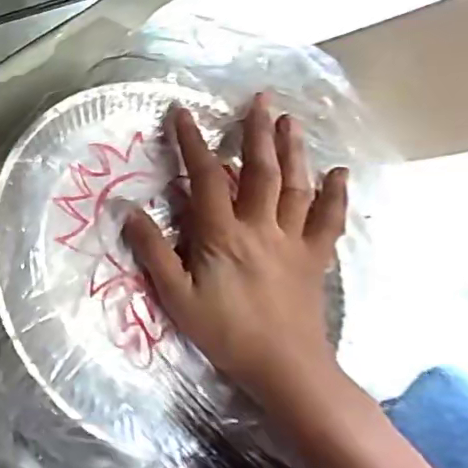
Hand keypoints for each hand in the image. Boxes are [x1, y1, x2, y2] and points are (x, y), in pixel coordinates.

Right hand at [123, 93, 349, 406]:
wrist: (286, 367)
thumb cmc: (223, 330)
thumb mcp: (174, 293)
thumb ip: (152, 249)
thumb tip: (129, 209)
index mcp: (222, 234)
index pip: (207, 177)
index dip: (193, 143)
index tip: (182, 113)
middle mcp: (261, 228)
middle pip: (263, 172)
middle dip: (258, 133)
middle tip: (260, 100)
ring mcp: (293, 242)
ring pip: (297, 187)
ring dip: (294, 151)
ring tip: (291, 121)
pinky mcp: (314, 258)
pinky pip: (328, 220)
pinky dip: (336, 194)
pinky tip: (337, 173)